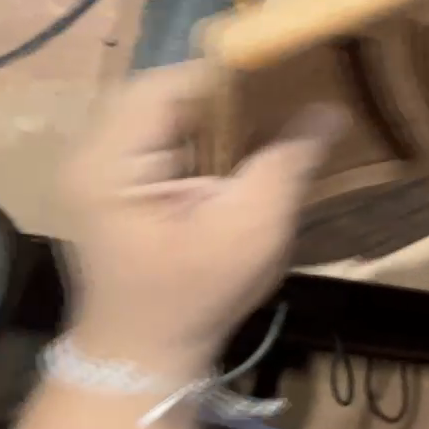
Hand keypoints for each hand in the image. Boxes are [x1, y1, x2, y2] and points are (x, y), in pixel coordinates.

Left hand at [60, 64, 344, 376]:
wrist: (147, 353)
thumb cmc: (197, 290)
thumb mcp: (253, 225)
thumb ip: (289, 161)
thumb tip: (331, 108)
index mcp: (112, 160)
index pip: (165, 86)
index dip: (228, 75)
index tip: (290, 76)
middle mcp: (97, 155)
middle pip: (167, 97)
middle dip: (233, 94)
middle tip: (295, 94)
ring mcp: (108, 173)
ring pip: (172, 118)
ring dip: (227, 117)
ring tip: (284, 118)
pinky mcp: (127, 190)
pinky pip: (174, 144)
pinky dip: (217, 139)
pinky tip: (256, 150)